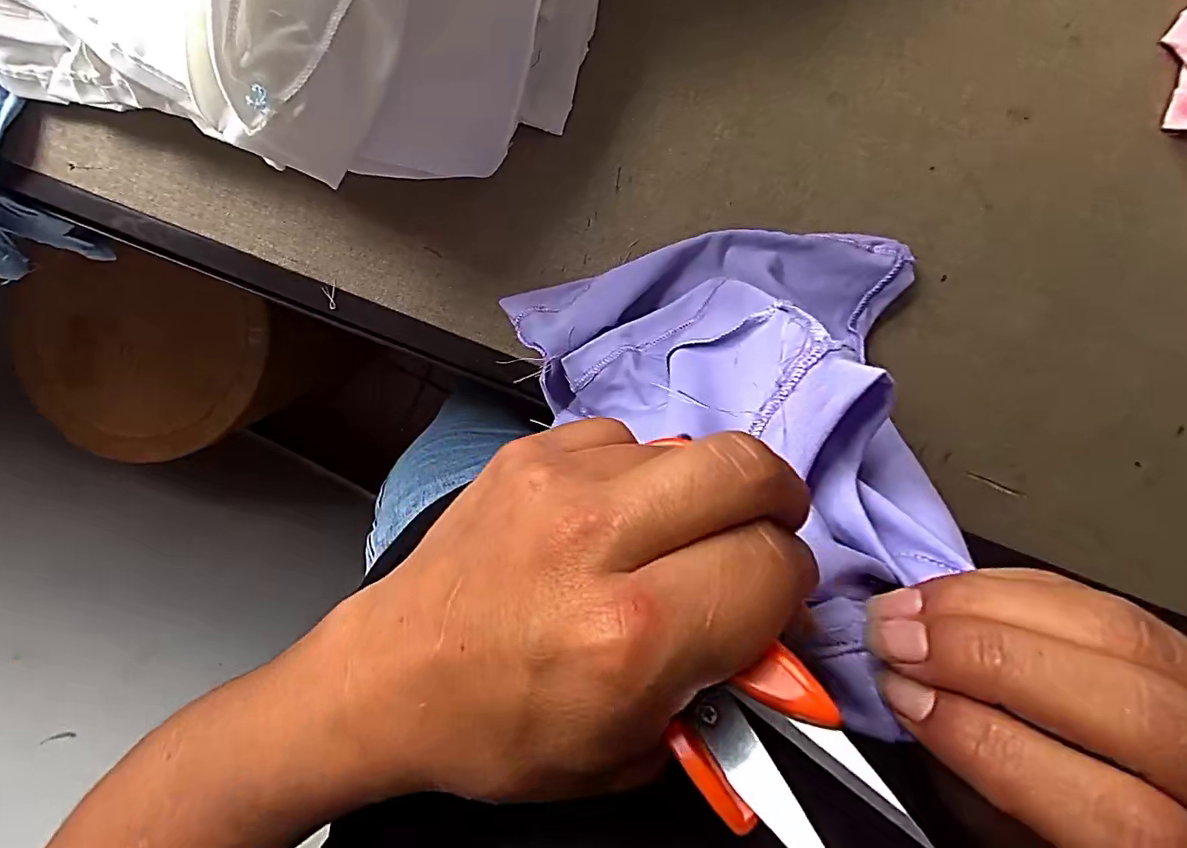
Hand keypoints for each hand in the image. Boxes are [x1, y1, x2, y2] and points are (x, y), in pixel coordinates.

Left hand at [328, 419, 816, 801]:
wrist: (396, 668)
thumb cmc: (506, 727)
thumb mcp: (630, 749)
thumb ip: (721, 678)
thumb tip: (774, 614)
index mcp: (628, 631)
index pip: (767, 564)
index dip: (790, 578)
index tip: (776, 591)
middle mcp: (595, 535)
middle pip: (741, 468)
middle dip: (775, 496)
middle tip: (765, 525)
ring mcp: (555, 477)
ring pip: (684, 448)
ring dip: (699, 489)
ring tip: (671, 528)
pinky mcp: (527, 449)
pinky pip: (621, 437)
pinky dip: (635, 471)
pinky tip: (608, 508)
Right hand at [868, 569, 1186, 847]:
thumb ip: (994, 791)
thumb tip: (913, 699)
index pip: (1133, 817)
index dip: (995, 744)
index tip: (904, 696)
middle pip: (1150, 710)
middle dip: (993, 655)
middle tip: (898, 635)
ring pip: (1136, 636)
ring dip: (995, 606)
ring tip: (913, 604)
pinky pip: (1117, 607)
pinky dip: (1019, 588)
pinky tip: (959, 591)